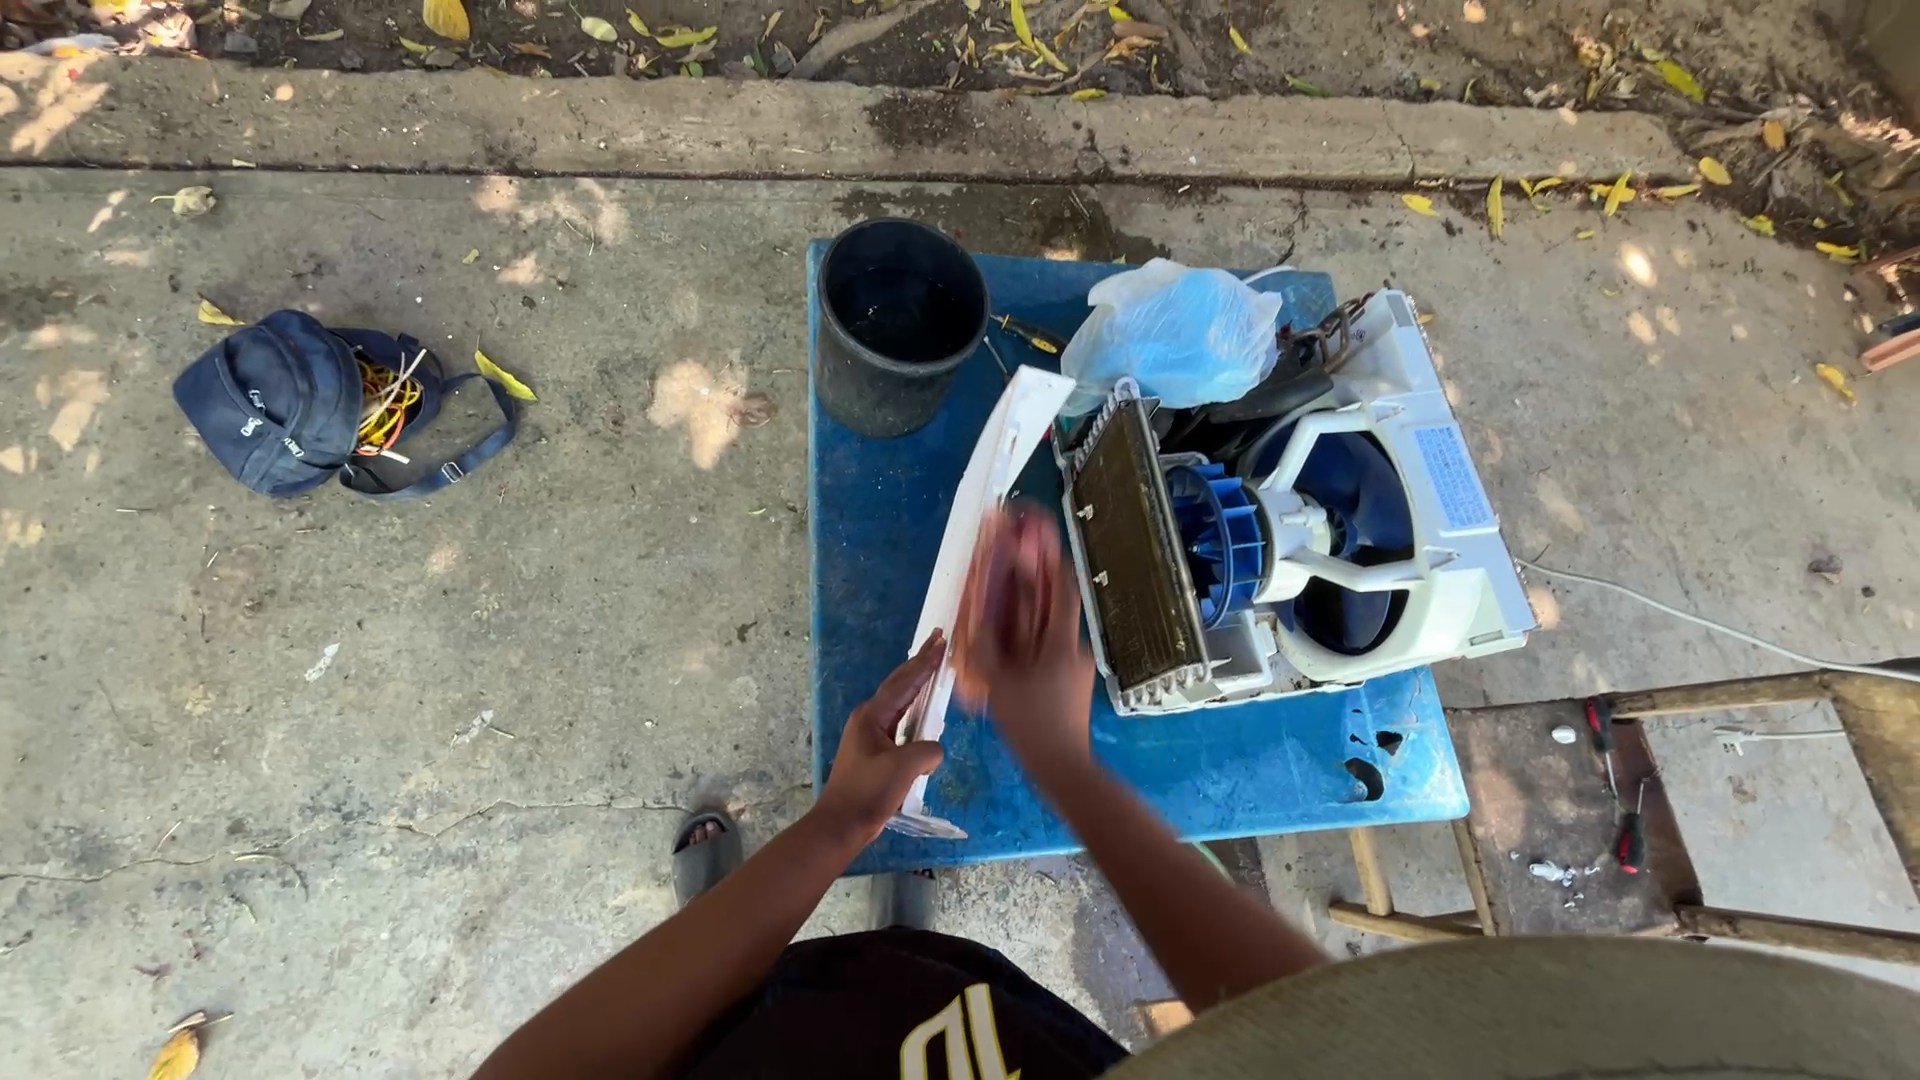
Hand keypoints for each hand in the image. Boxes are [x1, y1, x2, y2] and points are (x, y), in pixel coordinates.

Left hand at [814, 632, 948, 845]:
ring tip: (935, 667)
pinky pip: (901, 721)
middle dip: (920, 662)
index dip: (925, 661)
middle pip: (900, 684)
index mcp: (872, 715)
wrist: (841, 824)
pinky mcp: (876, 751)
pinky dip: (916, 709)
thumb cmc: (868, 792)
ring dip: (919, 684)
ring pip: (900, 701)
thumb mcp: (904, 768)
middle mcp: (870, 718)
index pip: (905, 681)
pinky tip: (926, 711)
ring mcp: (871, 735)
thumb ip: (928, 750)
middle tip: (938, 640)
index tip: (941, 640)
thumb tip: (934, 751)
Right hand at [970, 507, 1095, 784]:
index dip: (1049, 553)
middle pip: (1054, 596)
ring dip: (1030, 593)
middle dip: (1035, 565)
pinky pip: (1043, 639)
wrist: (1062, 767)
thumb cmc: (1032, 725)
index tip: (1034, 527)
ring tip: (1007, 569)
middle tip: (1017, 536)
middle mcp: (1071, 644)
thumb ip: (987, 646)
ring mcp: (1071, 659)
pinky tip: (1007, 619)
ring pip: (1048, 618)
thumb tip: (976, 610)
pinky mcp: (1064, 674)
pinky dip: (1027, 624)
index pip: (1062, 585)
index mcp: (1062, 641)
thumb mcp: (1001, 684)